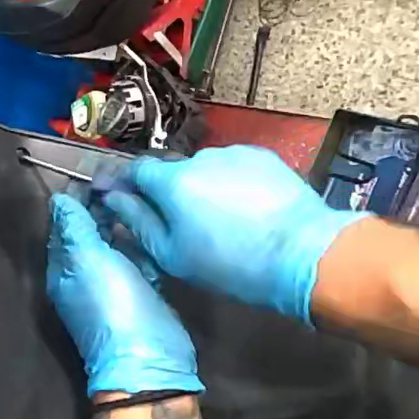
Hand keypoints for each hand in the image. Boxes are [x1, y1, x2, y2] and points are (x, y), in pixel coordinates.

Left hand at [46, 193, 200, 397]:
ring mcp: (114, 284)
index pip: (64, 223)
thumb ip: (74, 227)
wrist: (150, 359)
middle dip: (103, 206)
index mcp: (63, 267)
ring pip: (116, 243)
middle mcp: (84, 274)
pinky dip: (144, 244)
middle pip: (90, 231)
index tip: (98, 172)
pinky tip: (154, 228)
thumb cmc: (113, 304)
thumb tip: (58, 198)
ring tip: (141, 196)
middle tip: (125, 180)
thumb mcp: (88, 260)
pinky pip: (138, 258)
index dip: (77, 198)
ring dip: (125, 221)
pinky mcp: (141, 290)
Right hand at [102, 145, 367, 323]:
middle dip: (169, 191)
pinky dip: (231, 183)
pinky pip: (234, 167)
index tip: (126, 200)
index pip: (135, 169)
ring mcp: (235, 154)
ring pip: (204, 168)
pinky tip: (246, 209)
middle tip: (182, 223)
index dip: (127, 184)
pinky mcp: (264, 157)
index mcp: (172, 181)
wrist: (304, 254)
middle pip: (171, 170)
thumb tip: (113, 198)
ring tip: (221, 218)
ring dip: (202, 186)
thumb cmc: (231, 263)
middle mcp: (200, 158)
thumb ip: (138, 221)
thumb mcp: (172, 254)